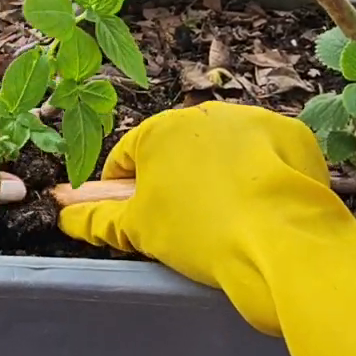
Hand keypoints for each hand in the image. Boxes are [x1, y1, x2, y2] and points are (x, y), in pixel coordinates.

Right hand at [57, 101, 337, 333]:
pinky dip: (261, 174)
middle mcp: (202, 113)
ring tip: (227, 215)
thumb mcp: (138, 231)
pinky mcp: (292, 134)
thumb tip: (64, 219)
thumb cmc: (198, 233)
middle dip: (173, 179)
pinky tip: (261, 205)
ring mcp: (251, 119)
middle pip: (175, 148)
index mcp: (157, 131)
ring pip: (221, 148)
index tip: (133, 214)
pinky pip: (266, 153)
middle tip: (182, 221)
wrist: (281, 242)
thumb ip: (95, 220)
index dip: (124, 187)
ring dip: (217, 173)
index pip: (127, 157)